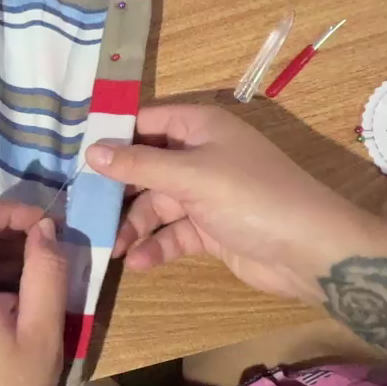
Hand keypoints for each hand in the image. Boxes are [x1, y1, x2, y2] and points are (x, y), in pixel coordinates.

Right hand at [87, 104, 382, 302]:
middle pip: (143, 167)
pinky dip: (155, 245)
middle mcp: (198, 155)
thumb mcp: (191, 176)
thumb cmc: (252, 197)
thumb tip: (91, 151)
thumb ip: (138, 165)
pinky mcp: (209, 228)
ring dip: (133, 225)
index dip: (110, 137)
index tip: (73, 156)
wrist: (313, 252)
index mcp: (199, 127)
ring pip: (154, 204)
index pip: (143, 123)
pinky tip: (138, 262)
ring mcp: (204, 194)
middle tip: (83, 210)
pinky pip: (172, 233)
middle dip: (116, 191)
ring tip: (112, 247)